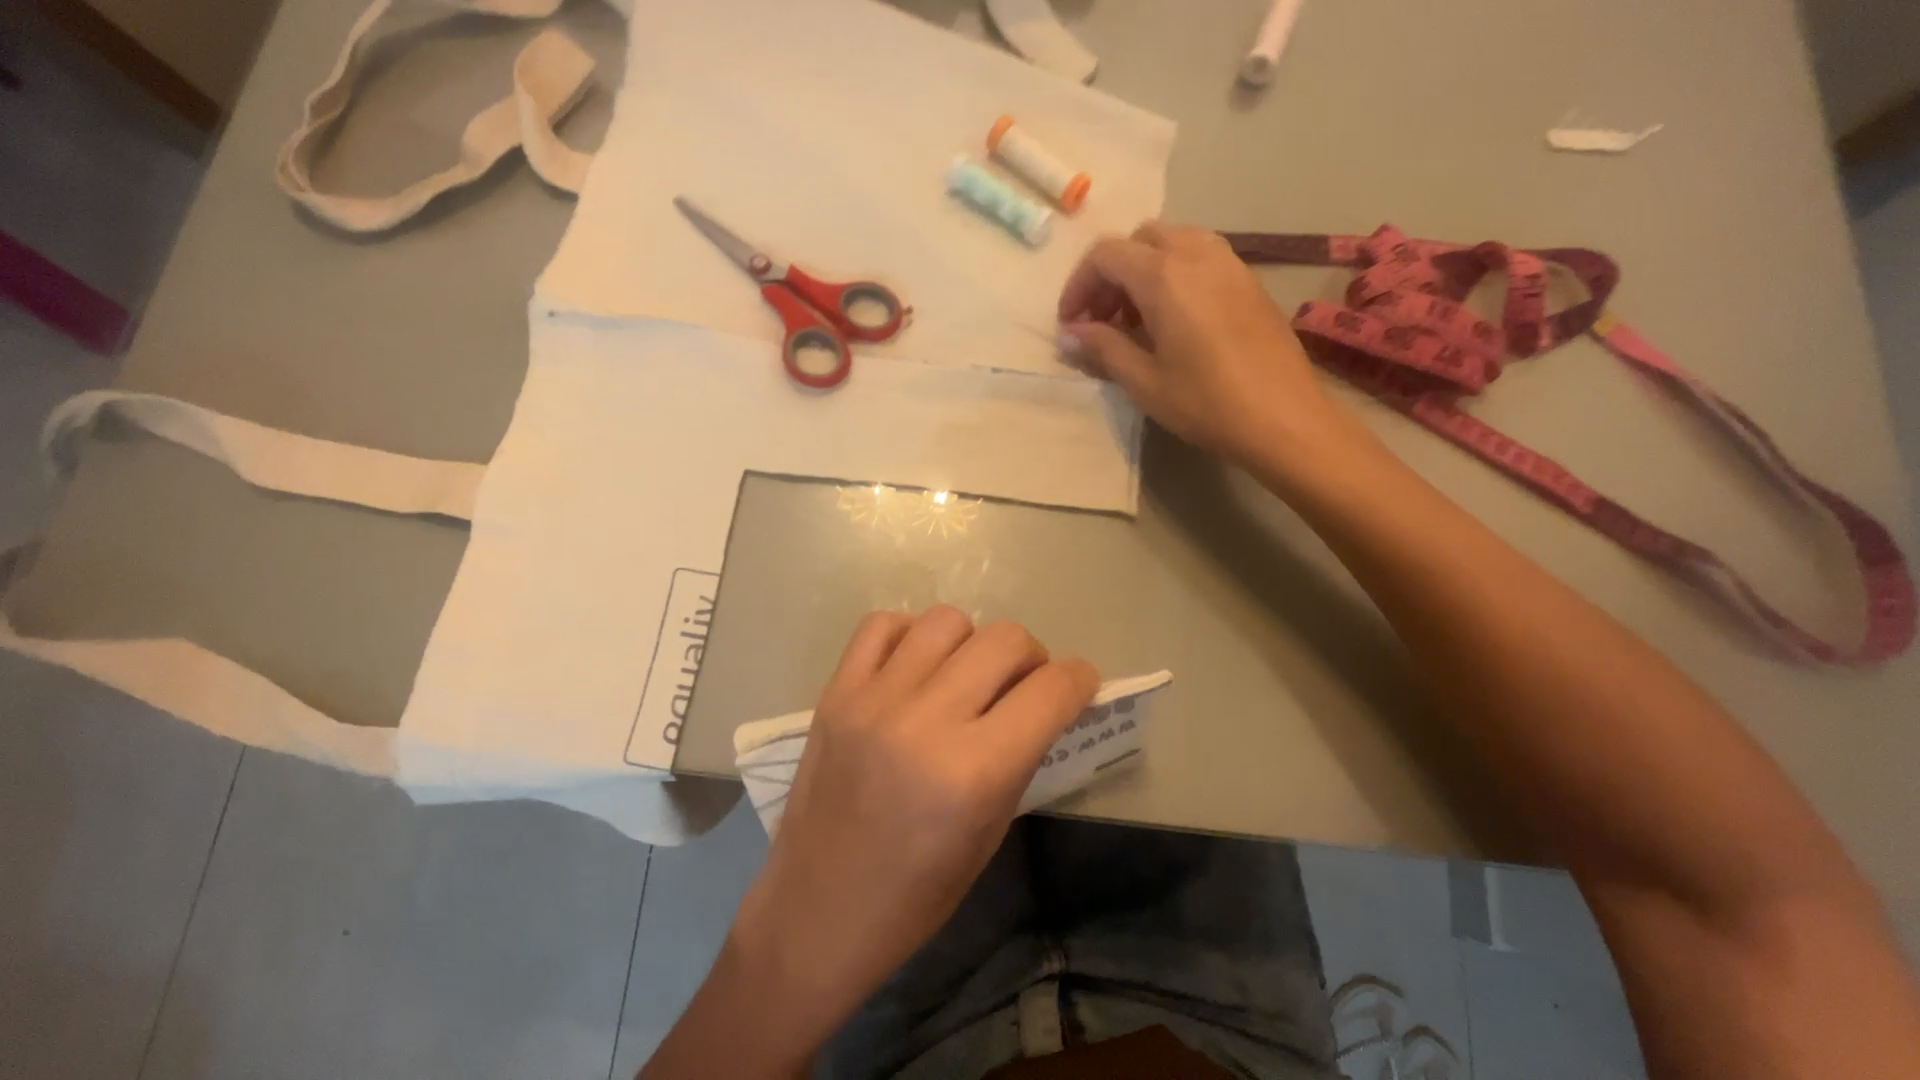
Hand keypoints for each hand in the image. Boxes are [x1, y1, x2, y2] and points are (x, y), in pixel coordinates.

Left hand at [727, 607, 1098, 1041]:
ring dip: (971, 644)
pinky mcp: (834, 693)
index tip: (1079, 687)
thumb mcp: (990, 832)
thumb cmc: (916, 893)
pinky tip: (915, 671)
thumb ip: (1021, 758)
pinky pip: (881, 625)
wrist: (818, 910)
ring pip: (947, 620)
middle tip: (1021, 689)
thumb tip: (1045, 703)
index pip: (1052, 689)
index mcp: (974, 771)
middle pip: (1006, 639)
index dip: (1080, 680)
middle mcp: (925, 721)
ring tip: (964, 679)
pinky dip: (910, 637)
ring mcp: (873, 700)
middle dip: (1031, 659)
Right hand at [1057, 221, 1356, 467]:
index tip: (1071, 324)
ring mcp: (1229, 264)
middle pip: (1140, 240)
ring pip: (1174, 242)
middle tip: (1101, 320)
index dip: (1078, 285)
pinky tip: (1174, 322)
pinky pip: (1201, 258)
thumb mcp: (1144, 381)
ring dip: (1145, 270)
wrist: (1285, 419)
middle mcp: (1196, 254)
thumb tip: (1069, 334)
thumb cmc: (1207, 403)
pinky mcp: (1250, 282)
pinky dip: (1176, 275)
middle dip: (1112, 273)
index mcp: (1164, 275)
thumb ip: (1103, 348)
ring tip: (1137, 319)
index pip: (1106, 255)